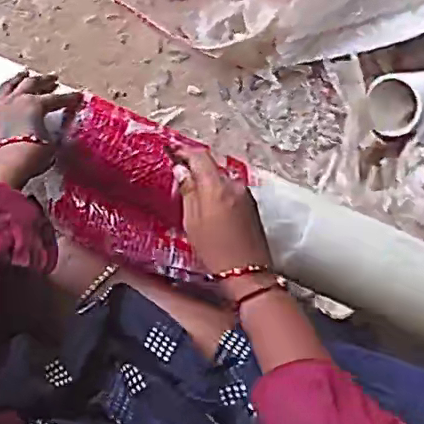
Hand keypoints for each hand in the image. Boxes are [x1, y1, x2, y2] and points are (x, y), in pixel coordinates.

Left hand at [0, 71, 81, 188]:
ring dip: (19, 78)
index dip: (70, 98)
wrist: (7, 165)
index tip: (79, 96)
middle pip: (33, 84)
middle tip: (54, 79)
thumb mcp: (53, 143)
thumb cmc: (33, 154)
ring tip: (24, 72)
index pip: (57, 99)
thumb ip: (57, 132)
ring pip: (11, 85)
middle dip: (45, 81)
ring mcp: (4, 106)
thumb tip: (60, 129)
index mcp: (37, 104)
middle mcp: (19, 99)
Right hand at [169, 145, 272, 292]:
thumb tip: (182, 170)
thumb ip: (187, 192)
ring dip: (206, 177)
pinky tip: (207, 201)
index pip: (200, 156)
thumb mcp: (191, 222)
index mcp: (216, 187)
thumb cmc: (215, 251)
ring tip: (190, 187)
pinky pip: (229, 187)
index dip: (184, 151)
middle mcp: (234, 185)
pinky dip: (216, 188)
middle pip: (211, 165)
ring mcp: (245, 194)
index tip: (172, 150)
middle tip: (177, 169)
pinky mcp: (251, 204)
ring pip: (221, 176)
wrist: (248, 273)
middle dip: (194, 164)